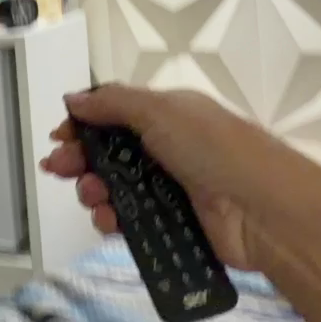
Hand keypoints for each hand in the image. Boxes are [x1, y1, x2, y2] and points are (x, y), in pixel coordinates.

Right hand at [40, 84, 288, 271]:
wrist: (263, 210)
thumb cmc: (212, 148)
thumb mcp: (161, 112)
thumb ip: (112, 103)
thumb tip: (73, 98)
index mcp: (166, 115)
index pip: (113, 114)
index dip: (83, 124)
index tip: (60, 136)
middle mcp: (165, 148)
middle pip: (108, 152)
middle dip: (79, 158)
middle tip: (57, 168)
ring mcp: (169, 187)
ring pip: (114, 187)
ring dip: (94, 190)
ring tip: (92, 198)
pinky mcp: (172, 223)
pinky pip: (131, 220)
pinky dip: (113, 219)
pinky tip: (107, 220)